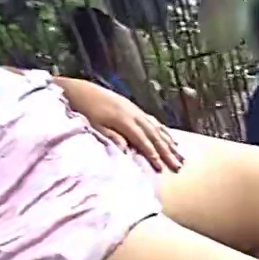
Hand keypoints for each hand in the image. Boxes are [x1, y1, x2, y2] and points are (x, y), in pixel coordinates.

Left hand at [53, 77, 182, 171]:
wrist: (78, 90)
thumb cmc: (83, 111)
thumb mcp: (94, 126)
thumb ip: (112, 137)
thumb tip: (126, 150)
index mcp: (123, 120)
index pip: (142, 141)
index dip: (152, 155)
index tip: (161, 169)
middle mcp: (133, 113)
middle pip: (154, 136)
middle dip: (167, 152)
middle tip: (178, 166)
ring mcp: (135, 110)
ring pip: (157, 128)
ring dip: (169, 143)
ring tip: (180, 156)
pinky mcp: (133, 108)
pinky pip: (153, 121)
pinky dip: (163, 131)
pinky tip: (170, 138)